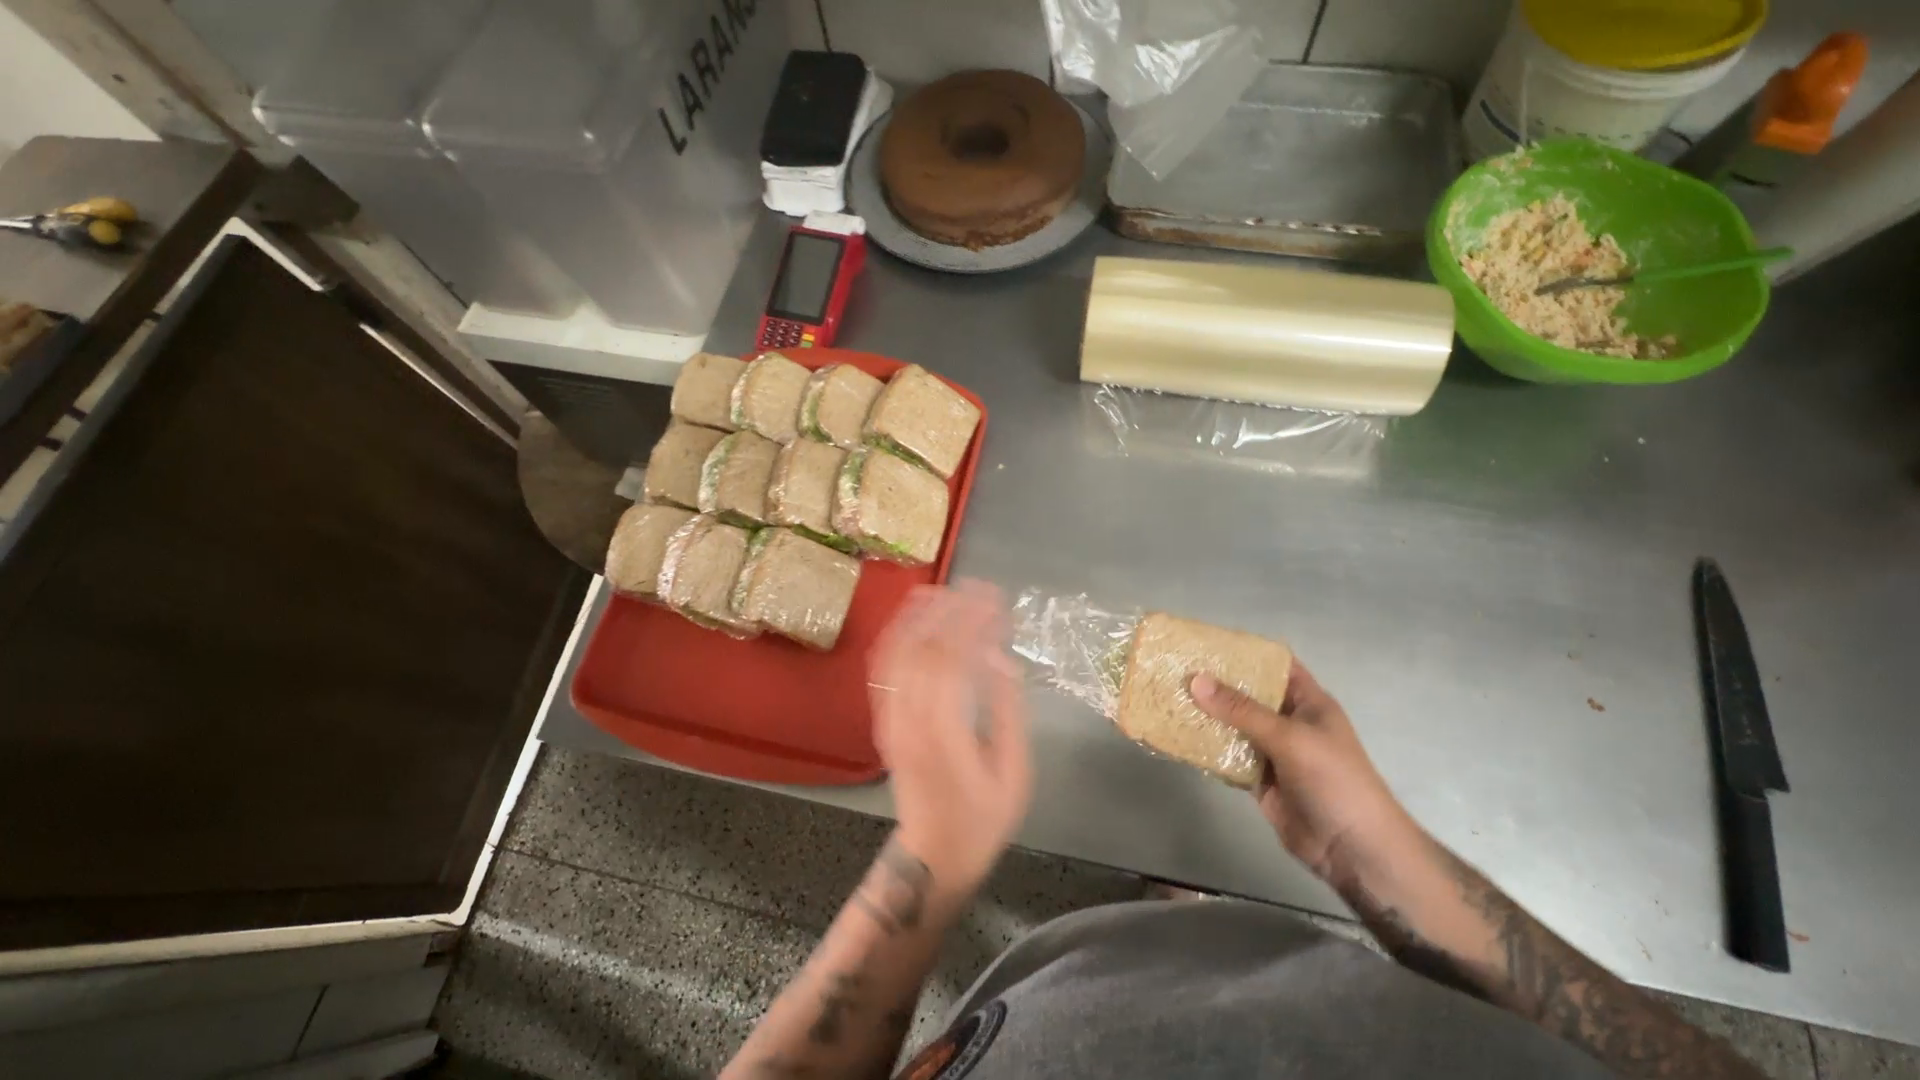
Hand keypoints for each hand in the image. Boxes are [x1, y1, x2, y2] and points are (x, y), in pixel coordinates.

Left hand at [869, 580, 1032, 896]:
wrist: (934, 857)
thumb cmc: (982, 821)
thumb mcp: (1013, 772)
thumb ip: (1007, 713)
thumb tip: (1002, 661)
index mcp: (945, 732)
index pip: (954, 659)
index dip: (974, 624)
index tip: (996, 600)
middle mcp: (910, 719)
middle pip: (923, 648)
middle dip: (950, 610)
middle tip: (977, 587)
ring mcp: (891, 720)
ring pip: (897, 655)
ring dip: (917, 617)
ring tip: (941, 589)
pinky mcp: (884, 724)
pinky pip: (883, 672)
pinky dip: (896, 639)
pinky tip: (913, 622)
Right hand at [1190, 664, 1419, 886]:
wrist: (1351, 847)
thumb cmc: (1332, 779)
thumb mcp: (1289, 737)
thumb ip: (1241, 710)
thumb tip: (1195, 680)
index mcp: (1308, 702)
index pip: (1276, 665)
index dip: (1246, 652)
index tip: (1205, 644)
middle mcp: (1288, 722)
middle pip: (1248, 695)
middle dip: (1216, 685)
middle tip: (1175, 670)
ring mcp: (1273, 752)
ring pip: (1234, 727)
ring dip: (1206, 717)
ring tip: (1167, 699)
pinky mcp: (1258, 780)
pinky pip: (1228, 758)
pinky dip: (1206, 750)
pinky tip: (1178, 739)